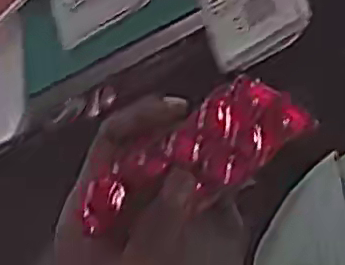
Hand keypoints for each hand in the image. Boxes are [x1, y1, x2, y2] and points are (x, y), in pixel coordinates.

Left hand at [52, 97, 246, 264]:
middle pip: (156, 146)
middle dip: (190, 131)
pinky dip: (234, 172)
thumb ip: (156, 224)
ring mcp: (163, 219)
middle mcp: (128, 207)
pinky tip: (252, 161)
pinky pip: (216, 188)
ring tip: (242, 131)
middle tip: (219, 121)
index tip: (178, 110)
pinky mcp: (196, 232)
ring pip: (190, 163)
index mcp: (92, 212)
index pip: (112, 140)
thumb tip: (182, 175)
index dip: (143, 117)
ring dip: (217, 146)